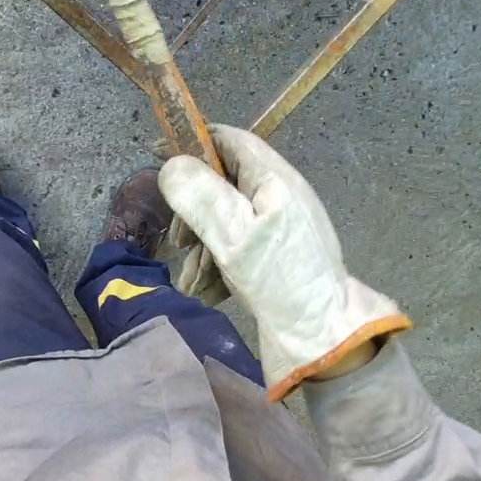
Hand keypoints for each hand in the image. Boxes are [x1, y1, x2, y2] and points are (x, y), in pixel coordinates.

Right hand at [160, 125, 410, 399]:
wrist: (321, 338)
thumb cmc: (278, 278)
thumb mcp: (233, 234)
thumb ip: (199, 195)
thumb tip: (171, 166)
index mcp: (274, 180)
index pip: (231, 142)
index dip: (194, 143)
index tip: (159, 155)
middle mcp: (279, 198)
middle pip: (224, 184)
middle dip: (194, 210)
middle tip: (178, 240)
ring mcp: (279, 230)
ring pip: (228, 222)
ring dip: (203, 245)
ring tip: (192, 277)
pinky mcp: (277, 259)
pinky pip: (239, 250)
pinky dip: (219, 265)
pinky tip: (209, 291)